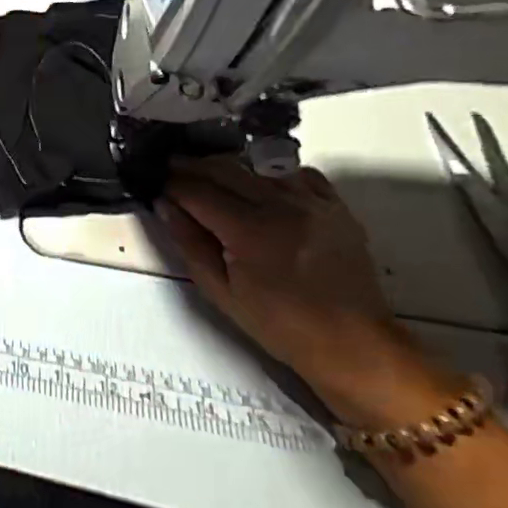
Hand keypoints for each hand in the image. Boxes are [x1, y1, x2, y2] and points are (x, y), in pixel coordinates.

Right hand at [156, 158, 459, 426]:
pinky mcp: (335, 204)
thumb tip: (165, 205)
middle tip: (172, 169)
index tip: (156, 183)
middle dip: (193, 167)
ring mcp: (313, 201)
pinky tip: (260, 189)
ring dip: (229, 168)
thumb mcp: (221, 292)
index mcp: (250, 231)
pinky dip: (270, 175)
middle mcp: (282, 205)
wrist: (350, 341)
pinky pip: (296, 173)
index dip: (172, 184)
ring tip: (211, 178)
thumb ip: (189, 243)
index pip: (199, 192)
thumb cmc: (279, 325)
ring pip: (258, 165)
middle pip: (226, 169)